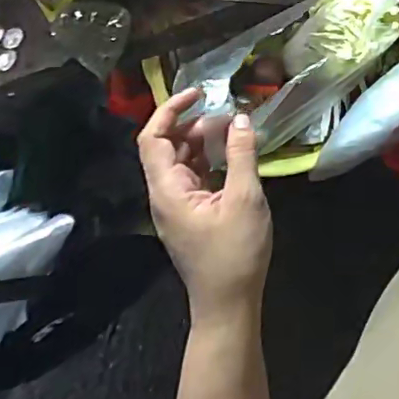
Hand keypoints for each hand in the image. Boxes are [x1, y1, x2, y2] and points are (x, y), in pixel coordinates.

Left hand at [138, 88, 272, 324]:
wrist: (228, 305)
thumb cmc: (235, 253)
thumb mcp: (245, 199)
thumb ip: (241, 155)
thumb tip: (240, 118)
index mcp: (167, 189)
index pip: (153, 138)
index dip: (170, 110)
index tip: (199, 94)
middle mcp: (165, 194)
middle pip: (166, 147)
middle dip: (192, 124)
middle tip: (226, 115)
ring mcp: (177, 206)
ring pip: (181, 161)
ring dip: (202, 141)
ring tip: (233, 130)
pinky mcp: (191, 215)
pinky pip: (193, 177)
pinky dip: (209, 160)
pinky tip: (232, 156)